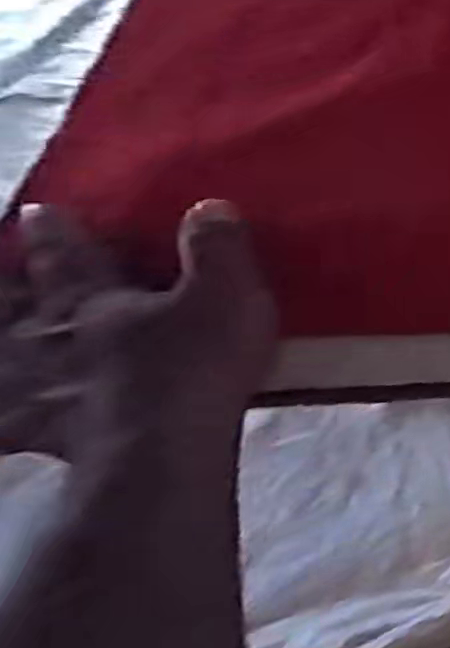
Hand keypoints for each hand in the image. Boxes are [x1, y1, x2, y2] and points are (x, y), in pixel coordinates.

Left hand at [0, 201, 275, 475]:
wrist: (155, 443)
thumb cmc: (196, 361)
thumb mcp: (228, 296)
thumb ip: (217, 250)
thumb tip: (207, 205)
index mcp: (90, 300)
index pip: (70, 255)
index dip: (59, 231)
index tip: (41, 210)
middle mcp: (40, 333)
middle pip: (8, 301)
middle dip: (2, 284)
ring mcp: (24, 382)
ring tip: (4, 337)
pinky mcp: (28, 427)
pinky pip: (2, 418)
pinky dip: (3, 413)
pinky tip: (7, 414)